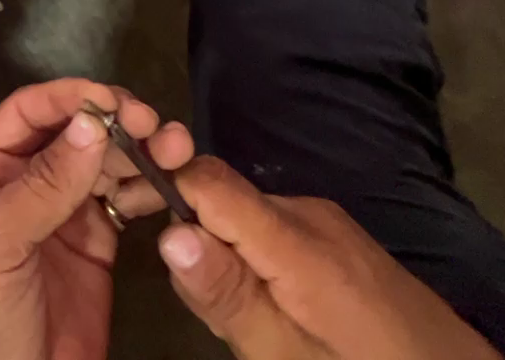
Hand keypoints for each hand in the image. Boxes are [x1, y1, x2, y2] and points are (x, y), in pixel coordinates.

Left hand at [0, 78, 193, 359]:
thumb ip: (43, 185)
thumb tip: (91, 122)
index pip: (27, 113)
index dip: (69, 98)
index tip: (114, 98)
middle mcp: (21, 180)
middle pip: (71, 131)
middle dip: (113, 121)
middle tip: (154, 126)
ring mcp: (59, 211)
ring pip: (102, 162)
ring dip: (137, 151)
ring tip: (173, 150)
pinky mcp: (94, 244)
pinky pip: (123, 200)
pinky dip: (146, 188)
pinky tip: (166, 185)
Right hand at [127, 156, 500, 359]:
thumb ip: (228, 296)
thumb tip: (168, 232)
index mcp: (295, 239)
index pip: (205, 178)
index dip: (170, 196)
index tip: (164, 246)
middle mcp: (308, 212)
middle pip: (221, 199)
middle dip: (203, 246)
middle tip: (229, 319)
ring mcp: (328, 221)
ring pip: (245, 216)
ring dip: (233, 259)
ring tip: (265, 326)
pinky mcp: (340, 236)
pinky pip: (275, 230)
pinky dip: (260, 262)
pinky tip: (289, 315)